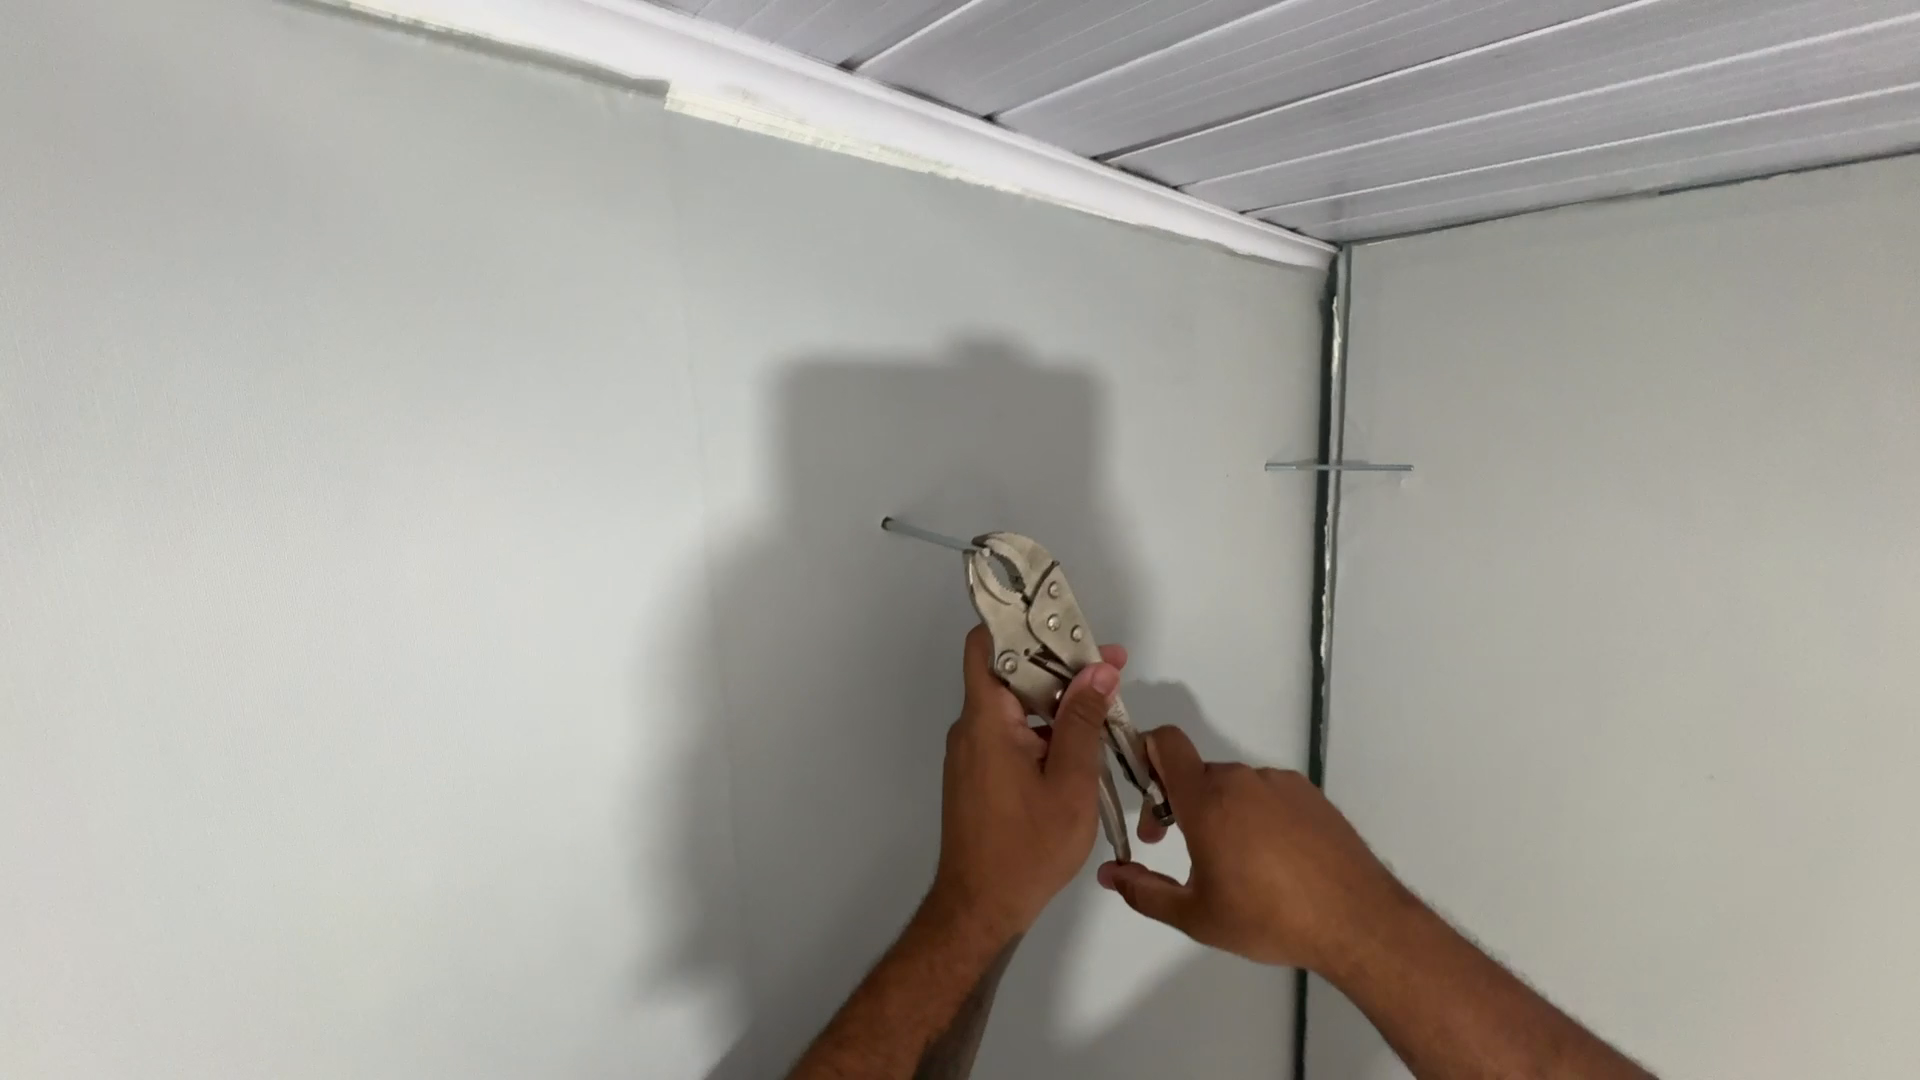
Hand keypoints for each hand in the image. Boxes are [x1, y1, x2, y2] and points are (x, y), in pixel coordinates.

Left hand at [927, 625, 1125, 943]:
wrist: (979, 908)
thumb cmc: (1026, 848)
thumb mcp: (1068, 784)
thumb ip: (1083, 723)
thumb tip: (1100, 669)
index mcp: (986, 720)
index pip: (985, 646)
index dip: (1017, 622)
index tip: (1059, 616)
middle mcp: (973, 727)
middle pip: (1010, 673)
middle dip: (1058, 664)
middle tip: (1110, 665)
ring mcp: (974, 751)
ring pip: (1015, 705)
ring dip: (1056, 700)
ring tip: (1106, 701)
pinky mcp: (980, 772)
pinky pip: (1012, 732)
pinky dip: (1044, 728)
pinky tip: (1081, 740)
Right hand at [1096, 725, 1405, 974]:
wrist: (1359, 923)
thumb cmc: (1268, 918)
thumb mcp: (1196, 915)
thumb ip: (1143, 891)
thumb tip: (1107, 873)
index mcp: (1206, 799)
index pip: (1165, 741)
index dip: (1146, 753)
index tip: (1147, 795)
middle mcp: (1240, 779)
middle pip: (1196, 775)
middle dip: (1181, 805)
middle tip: (1186, 850)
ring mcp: (1278, 784)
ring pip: (1233, 788)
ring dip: (1222, 813)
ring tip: (1238, 864)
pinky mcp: (1310, 795)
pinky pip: (1268, 795)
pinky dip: (1259, 817)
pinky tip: (1275, 860)